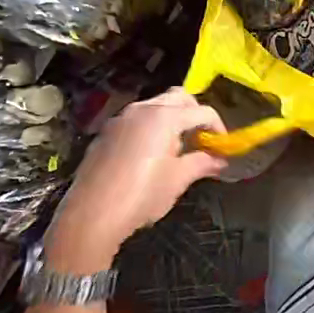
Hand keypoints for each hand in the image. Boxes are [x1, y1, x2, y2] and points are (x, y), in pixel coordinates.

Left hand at [44, 88, 226, 271]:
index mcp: (164, 117)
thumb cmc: (142, 195)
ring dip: (172, 118)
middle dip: (194, 113)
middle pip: (178, 97)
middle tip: (201, 138)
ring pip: (155, 105)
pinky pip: (137, 119)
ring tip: (178, 147)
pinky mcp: (107, 132)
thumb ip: (202, 163)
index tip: (222, 146)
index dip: (217, 127)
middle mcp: (143, 109)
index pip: (202, 111)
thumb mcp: (178, 180)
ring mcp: (121, 118)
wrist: (91, 215)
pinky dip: (151, 127)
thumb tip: (220, 161)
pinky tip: (152, 153)